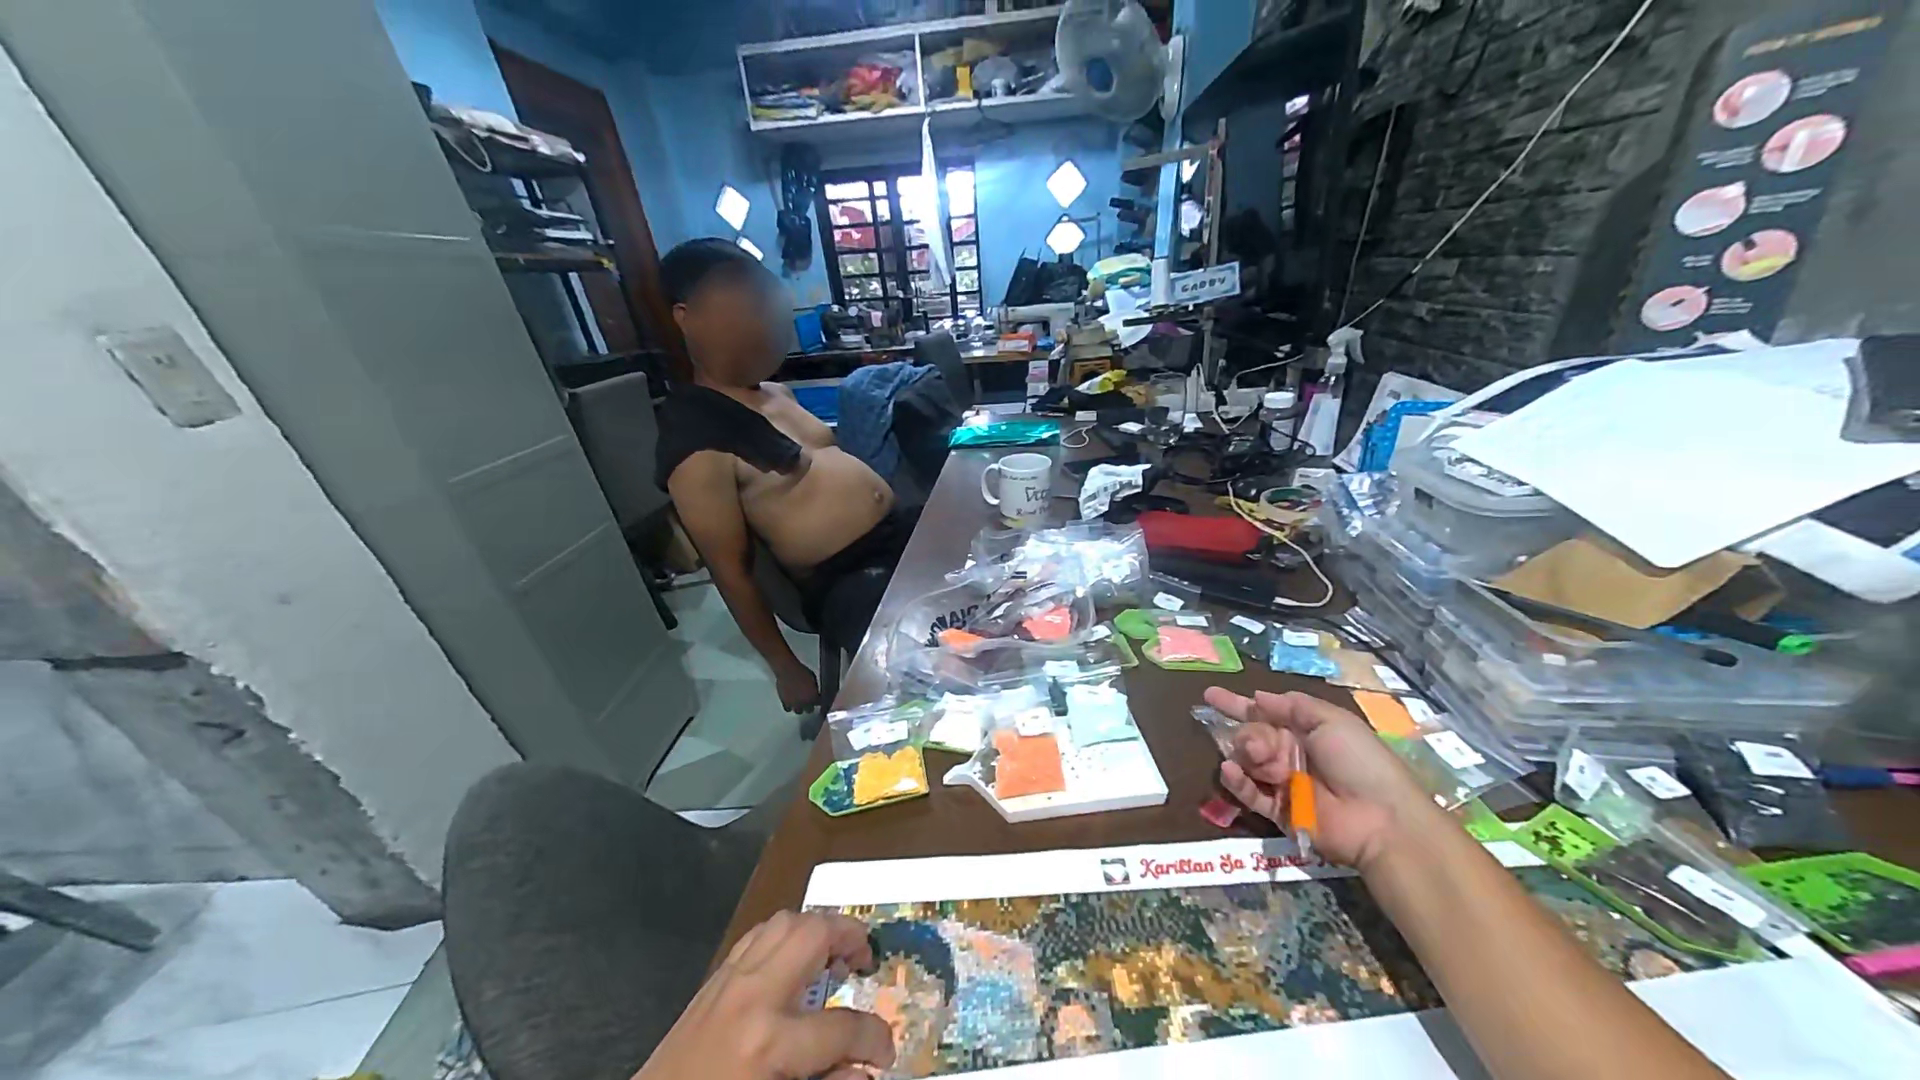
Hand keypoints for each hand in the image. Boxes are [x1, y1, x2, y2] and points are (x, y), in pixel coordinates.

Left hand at [634, 911, 893, 1079]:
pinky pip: (758, 935)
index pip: (842, 1028)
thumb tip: (864, 1068)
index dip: (874, 1039)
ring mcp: (731, 980)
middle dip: (850, 939)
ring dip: (818, 928)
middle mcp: (754, 996)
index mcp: (771, 1042)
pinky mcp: (714, 978)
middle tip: (863, 962)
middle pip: (814, 936)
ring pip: (786, 922)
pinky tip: (793, 957)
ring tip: (833, 952)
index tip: (885, 1050)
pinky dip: (785, 935)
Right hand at [775, 664, 819, 713]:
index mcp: (813, 697)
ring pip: (799, 711)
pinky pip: (788, 709)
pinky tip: (791, 702)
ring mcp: (794, 704)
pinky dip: (790, 706)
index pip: (819, 704)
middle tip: (809, 701)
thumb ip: (815, 689)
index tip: (818, 699)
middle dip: (810, 706)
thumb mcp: (813, 679)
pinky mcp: (784, 703)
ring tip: (800, 702)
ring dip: (800, 707)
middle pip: (809, 710)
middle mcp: (804, 703)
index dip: (819, 701)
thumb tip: (815, 692)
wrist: (788, 670)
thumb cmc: (802, 672)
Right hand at [1203, 688, 1436, 870]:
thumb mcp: (1333, 721)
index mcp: (1303, 731)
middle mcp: (1289, 754)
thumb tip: (1259, 697)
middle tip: (1259, 745)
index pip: (1263, 712)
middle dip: (1248, 735)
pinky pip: (1248, 793)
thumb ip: (1294, 706)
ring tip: (1261, 761)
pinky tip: (1230, 772)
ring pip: (1245, 761)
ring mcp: (1282, 783)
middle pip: (1250, 735)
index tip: (1210, 695)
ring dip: (1245, 755)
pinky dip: (1236, 781)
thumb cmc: (1361, 762)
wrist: (1381, 819)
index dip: (1237, 704)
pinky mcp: (1277, 811)